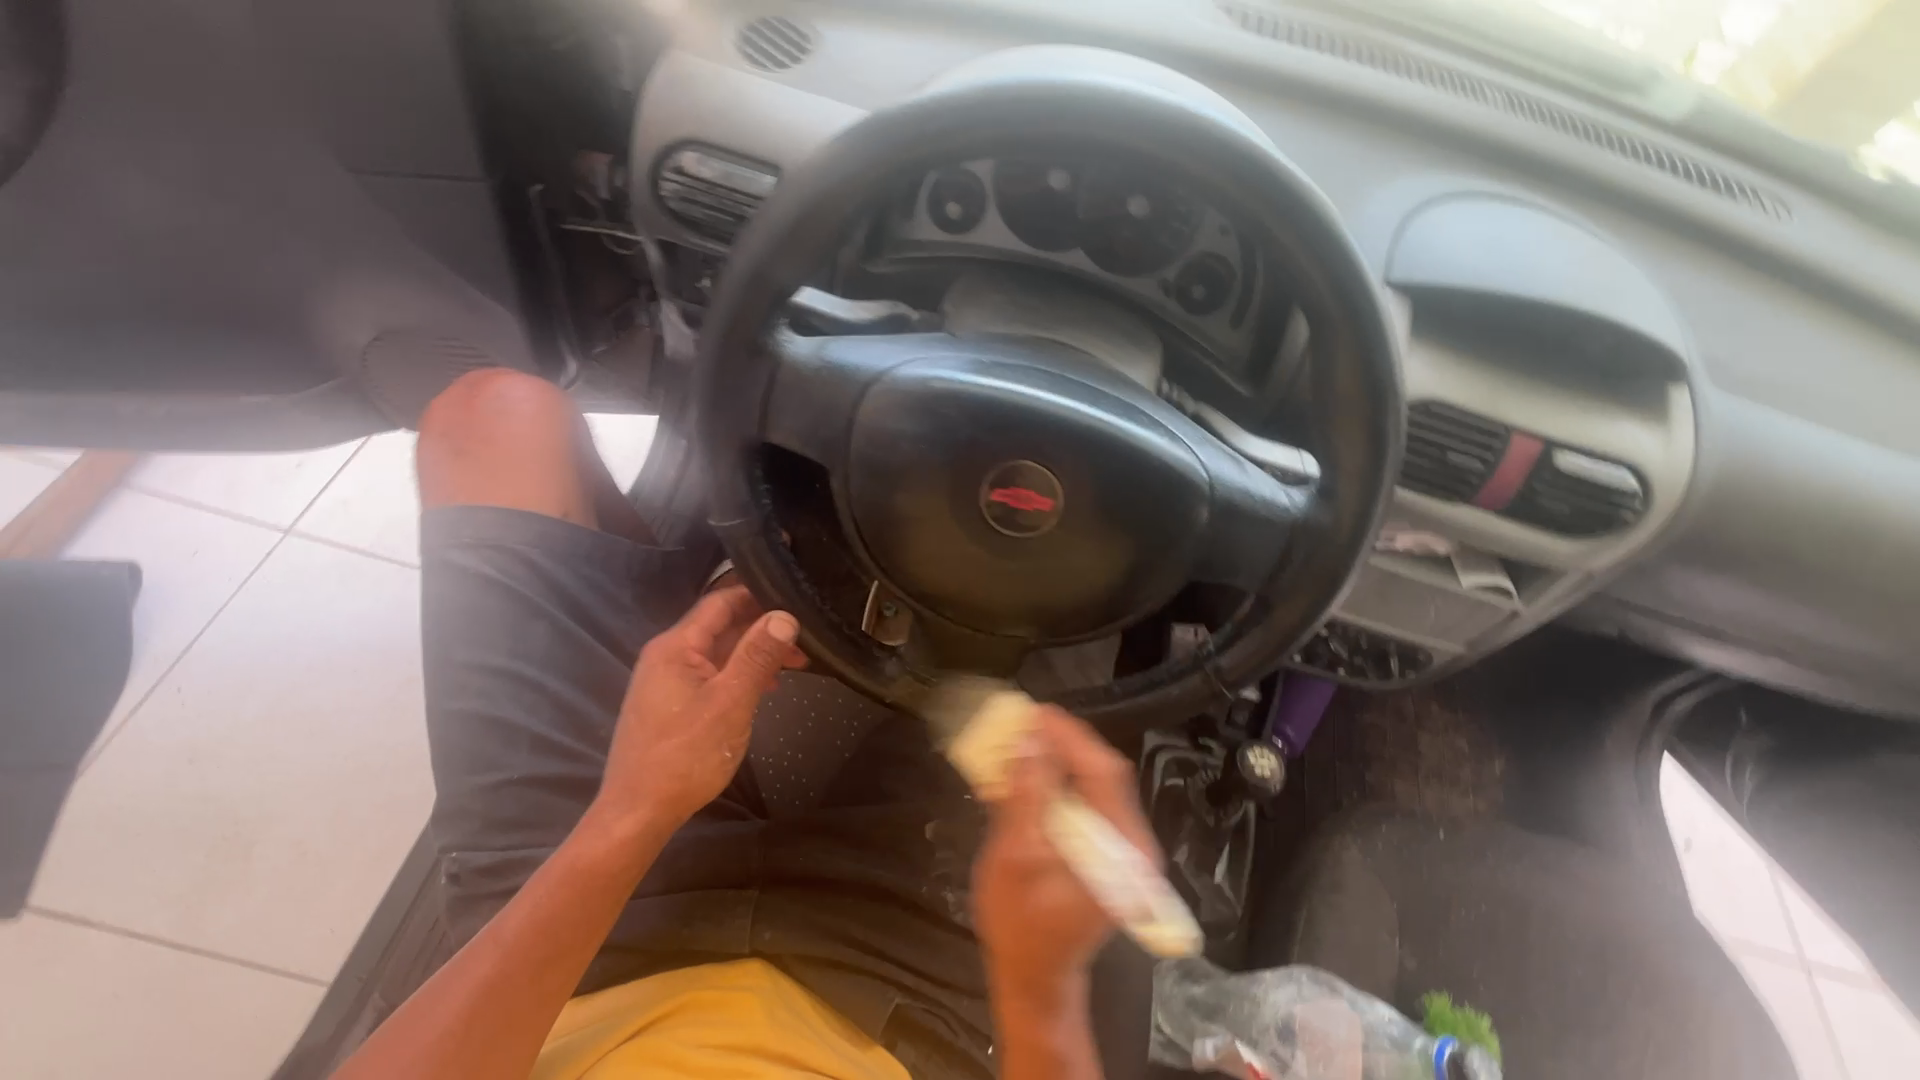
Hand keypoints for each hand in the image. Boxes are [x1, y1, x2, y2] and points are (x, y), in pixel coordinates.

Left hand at [591, 586, 805, 829]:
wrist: (639, 811)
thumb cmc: (686, 755)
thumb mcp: (731, 702)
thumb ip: (757, 656)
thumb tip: (784, 615)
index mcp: (676, 646)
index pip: (720, 601)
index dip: (758, 595)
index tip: (796, 599)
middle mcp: (666, 655)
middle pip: (720, 626)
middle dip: (763, 628)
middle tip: (805, 640)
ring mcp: (665, 680)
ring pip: (717, 652)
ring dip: (754, 653)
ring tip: (794, 664)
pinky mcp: (670, 703)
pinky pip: (710, 674)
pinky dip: (739, 673)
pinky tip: (763, 688)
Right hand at [973, 706, 1160, 1008]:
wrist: (1034, 977)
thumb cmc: (1020, 926)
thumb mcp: (1015, 859)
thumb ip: (1025, 798)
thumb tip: (1028, 741)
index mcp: (1120, 850)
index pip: (1102, 774)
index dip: (1068, 737)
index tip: (1035, 711)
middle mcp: (1133, 844)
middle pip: (1103, 775)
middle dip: (1063, 744)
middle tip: (1025, 720)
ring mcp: (1124, 849)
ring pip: (1096, 786)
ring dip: (1060, 760)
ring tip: (1024, 738)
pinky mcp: (1108, 852)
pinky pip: (1088, 803)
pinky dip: (1060, 783)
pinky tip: (1031, 772)